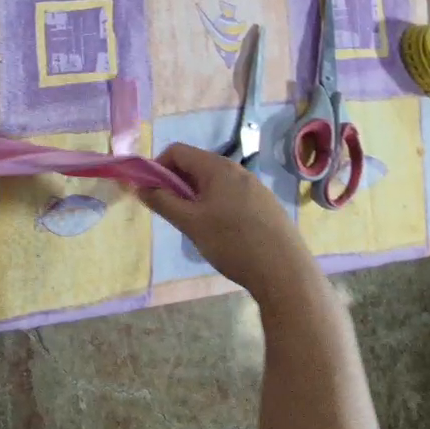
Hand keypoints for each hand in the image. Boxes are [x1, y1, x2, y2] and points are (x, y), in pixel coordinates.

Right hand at [137, 143, 317, 300]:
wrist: (288, 277)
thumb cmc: (233, 244)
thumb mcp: (190, 223)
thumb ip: (162, 202)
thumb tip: (141, 188)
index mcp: (218, 168)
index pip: (177, 151)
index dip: (158, 166)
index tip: (153, 191)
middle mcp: (238, 171)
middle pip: (196, 165)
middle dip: (177, 183)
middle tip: (173, 210)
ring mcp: (257, 189)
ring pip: (215, 182)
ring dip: (197, 196)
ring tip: (197, 224)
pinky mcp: (268, 207)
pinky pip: (233, 195)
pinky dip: (217, 205)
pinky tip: (224, 233)